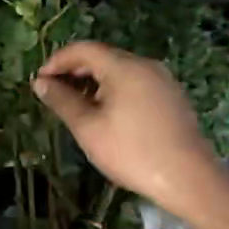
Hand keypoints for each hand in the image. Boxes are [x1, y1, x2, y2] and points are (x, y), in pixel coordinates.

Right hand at [33, 41, 228, 213]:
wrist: (189, 179)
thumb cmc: (132, 152)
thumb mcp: (88, 128)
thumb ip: (62, 101)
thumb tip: (40, 83)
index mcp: (124, 68)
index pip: (83, 49)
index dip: (57, 61)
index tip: (40, 80)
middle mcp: (145, 65)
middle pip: (102, 56)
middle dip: (74, 70)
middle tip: (53, 92)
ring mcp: (162, 80)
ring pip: (119, 70)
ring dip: (93, 81)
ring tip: (75, 105)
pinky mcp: (170, 96)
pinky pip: (135, 82)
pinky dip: (113, 89)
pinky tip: (105, 113)